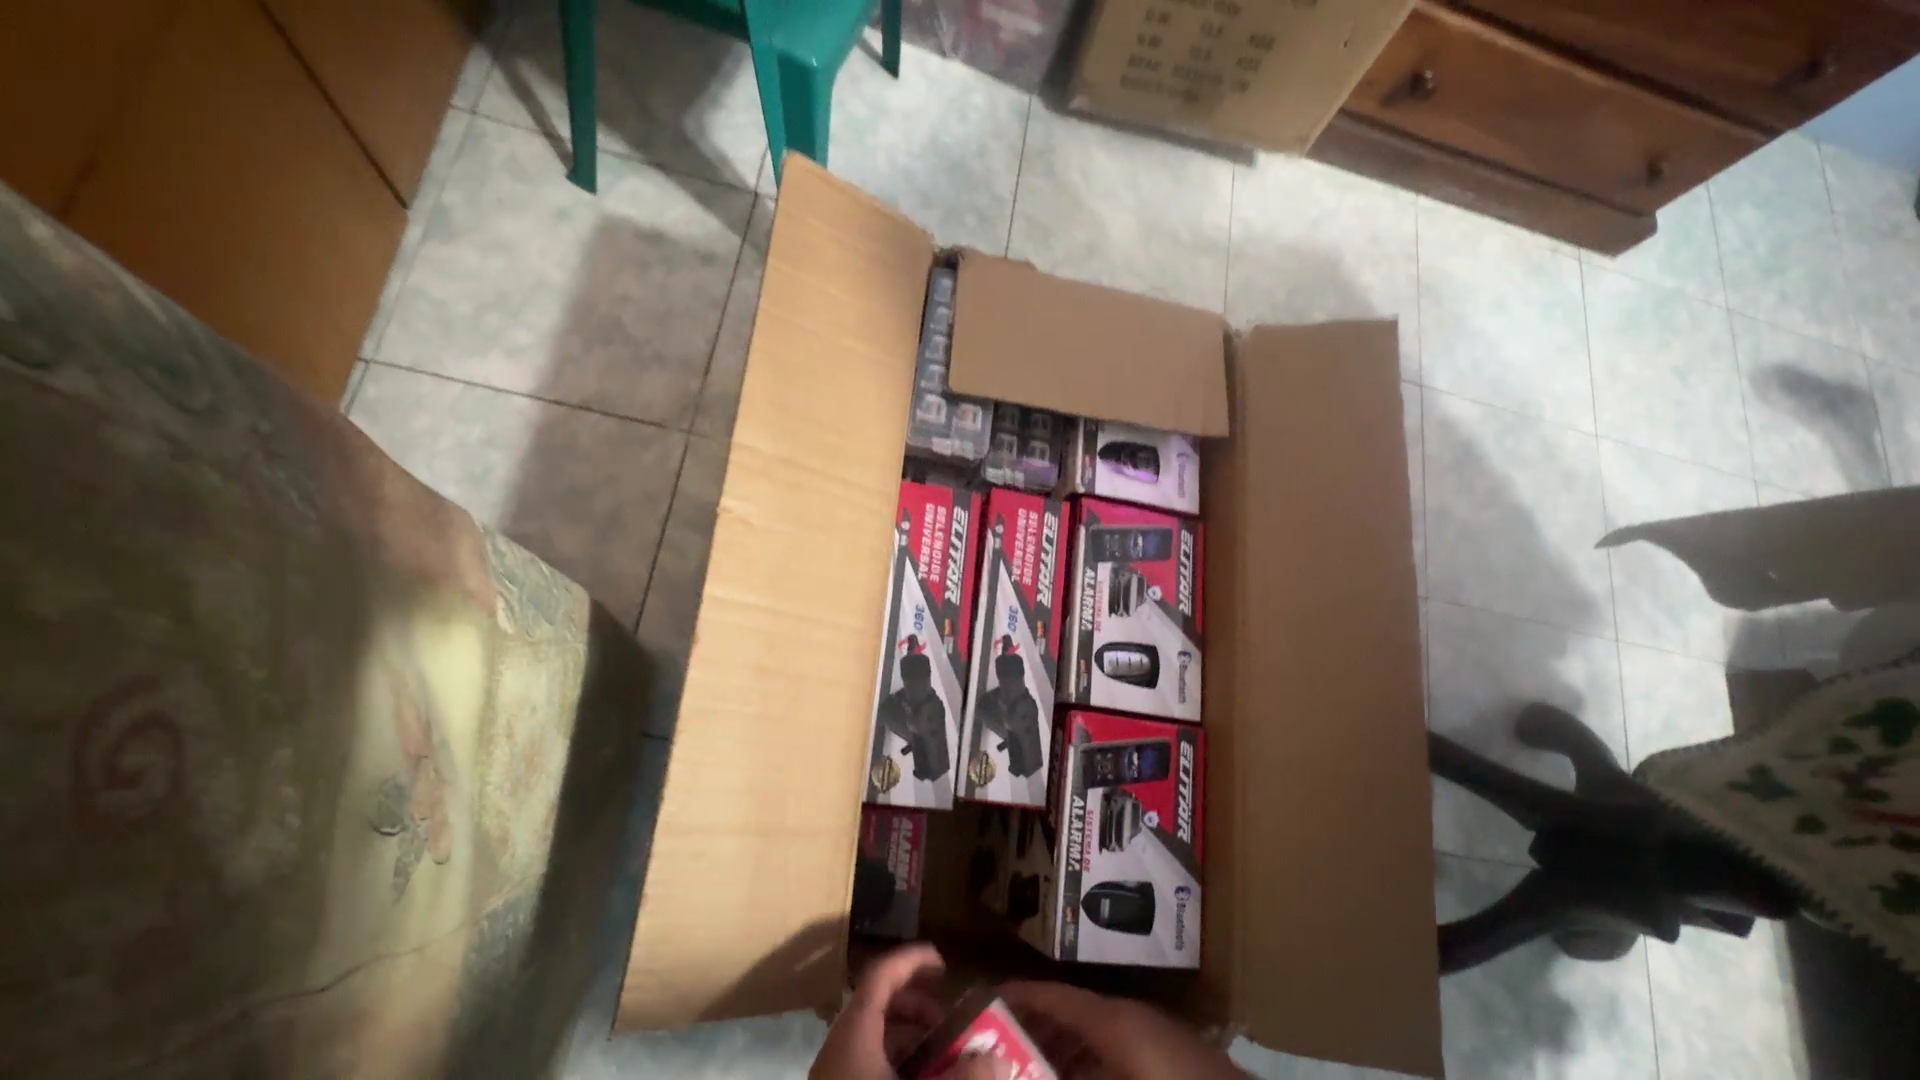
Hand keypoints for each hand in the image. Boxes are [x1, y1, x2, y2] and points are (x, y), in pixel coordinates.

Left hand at [811, 945, 1007, 1079]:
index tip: (944, 964)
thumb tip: (996, 1059)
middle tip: (950, 1022)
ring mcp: (835, 1077)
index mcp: (854, 1034)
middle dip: (917, 1008)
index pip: (880, 975)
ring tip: (943, 1060)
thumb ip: (963, 1078)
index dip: (911, 961)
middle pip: (877, 1007)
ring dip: (910, 1042)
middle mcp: (839, 1049)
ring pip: (873, 1041)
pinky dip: (897, 1067)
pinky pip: (868, 1069)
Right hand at [999, 981, 1244, 1079]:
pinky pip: (1119, 1051)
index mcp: (1116, 1021)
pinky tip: (1079, 1077)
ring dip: (1061, 1050)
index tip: (977, 1003)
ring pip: (1095, 1034)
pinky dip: (1090, 1062)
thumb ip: (1062, 1069)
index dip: (1014, 997)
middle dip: (1033, 1028)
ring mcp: (1159, 1037)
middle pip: (1071, 1012)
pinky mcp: (1177, 1061)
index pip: (1052, 994)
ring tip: (1030, 1064)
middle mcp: (1134, 1018)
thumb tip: (1011, 1063)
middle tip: (996, 1044)